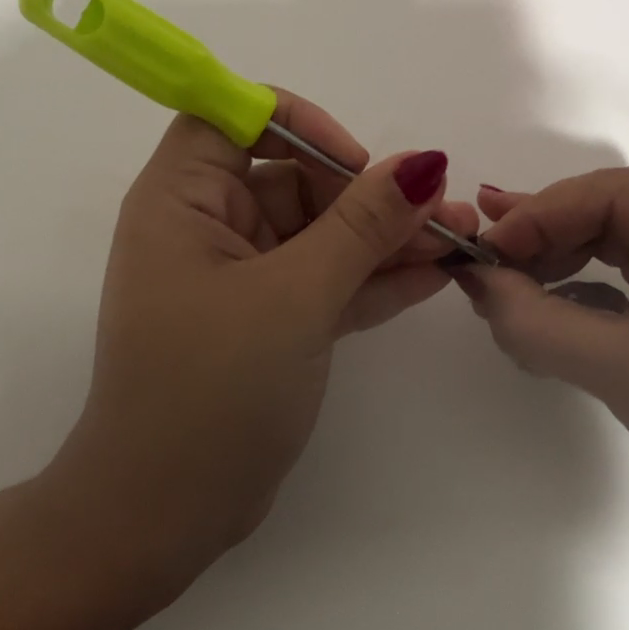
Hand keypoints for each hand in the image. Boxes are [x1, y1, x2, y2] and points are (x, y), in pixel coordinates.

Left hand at [49, 90, 476, 575]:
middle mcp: (206, 230)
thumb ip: (361, 227)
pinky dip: (372, 281)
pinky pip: (325, 285)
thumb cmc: (211, 388)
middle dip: (369, 194)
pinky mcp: (268, 326)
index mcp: (182, 202)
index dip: (297, 125)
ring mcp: (240, 282)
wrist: (167, 510)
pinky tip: (434, 276)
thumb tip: (424, 162)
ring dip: (385, 239)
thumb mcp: (293, 297)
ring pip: (319, 236)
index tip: (353, 162)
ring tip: (461, 243)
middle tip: (445, 216)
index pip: (233, 119)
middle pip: (294, 180)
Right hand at [455, 165, 628, 506]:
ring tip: (507, 271)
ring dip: (564, 242)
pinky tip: (549, 276)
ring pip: (624, 214)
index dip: (541, 216)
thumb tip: (471, 275)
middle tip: (485, 260)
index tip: (483, 253)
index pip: (618, 194)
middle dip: (548, 228)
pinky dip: (591, 256)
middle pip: (620, 197)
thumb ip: (532, 318)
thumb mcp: (613, 368)